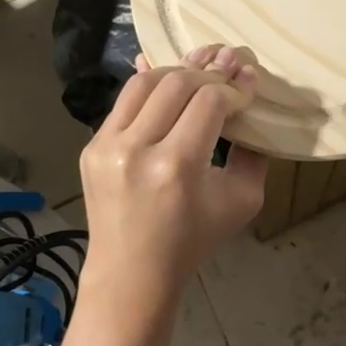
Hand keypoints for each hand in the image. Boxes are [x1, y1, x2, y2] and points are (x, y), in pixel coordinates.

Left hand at [78, 45, 267, 306]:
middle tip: (228, 74)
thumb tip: (249, 100)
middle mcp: (136, 150)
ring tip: (200, 77)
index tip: (249, 87)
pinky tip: (170, 84)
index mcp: (176, 167)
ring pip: (145, 82)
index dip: (234, 88)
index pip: (210, 101)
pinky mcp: (91, 146)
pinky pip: (124, 101)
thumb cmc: (192, 240)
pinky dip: (151, 88)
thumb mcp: (241, 201)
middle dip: (210, 73)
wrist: (132, 273)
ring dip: (178, 72)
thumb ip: (253, 151)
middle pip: (177, 82)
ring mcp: (106, 146)